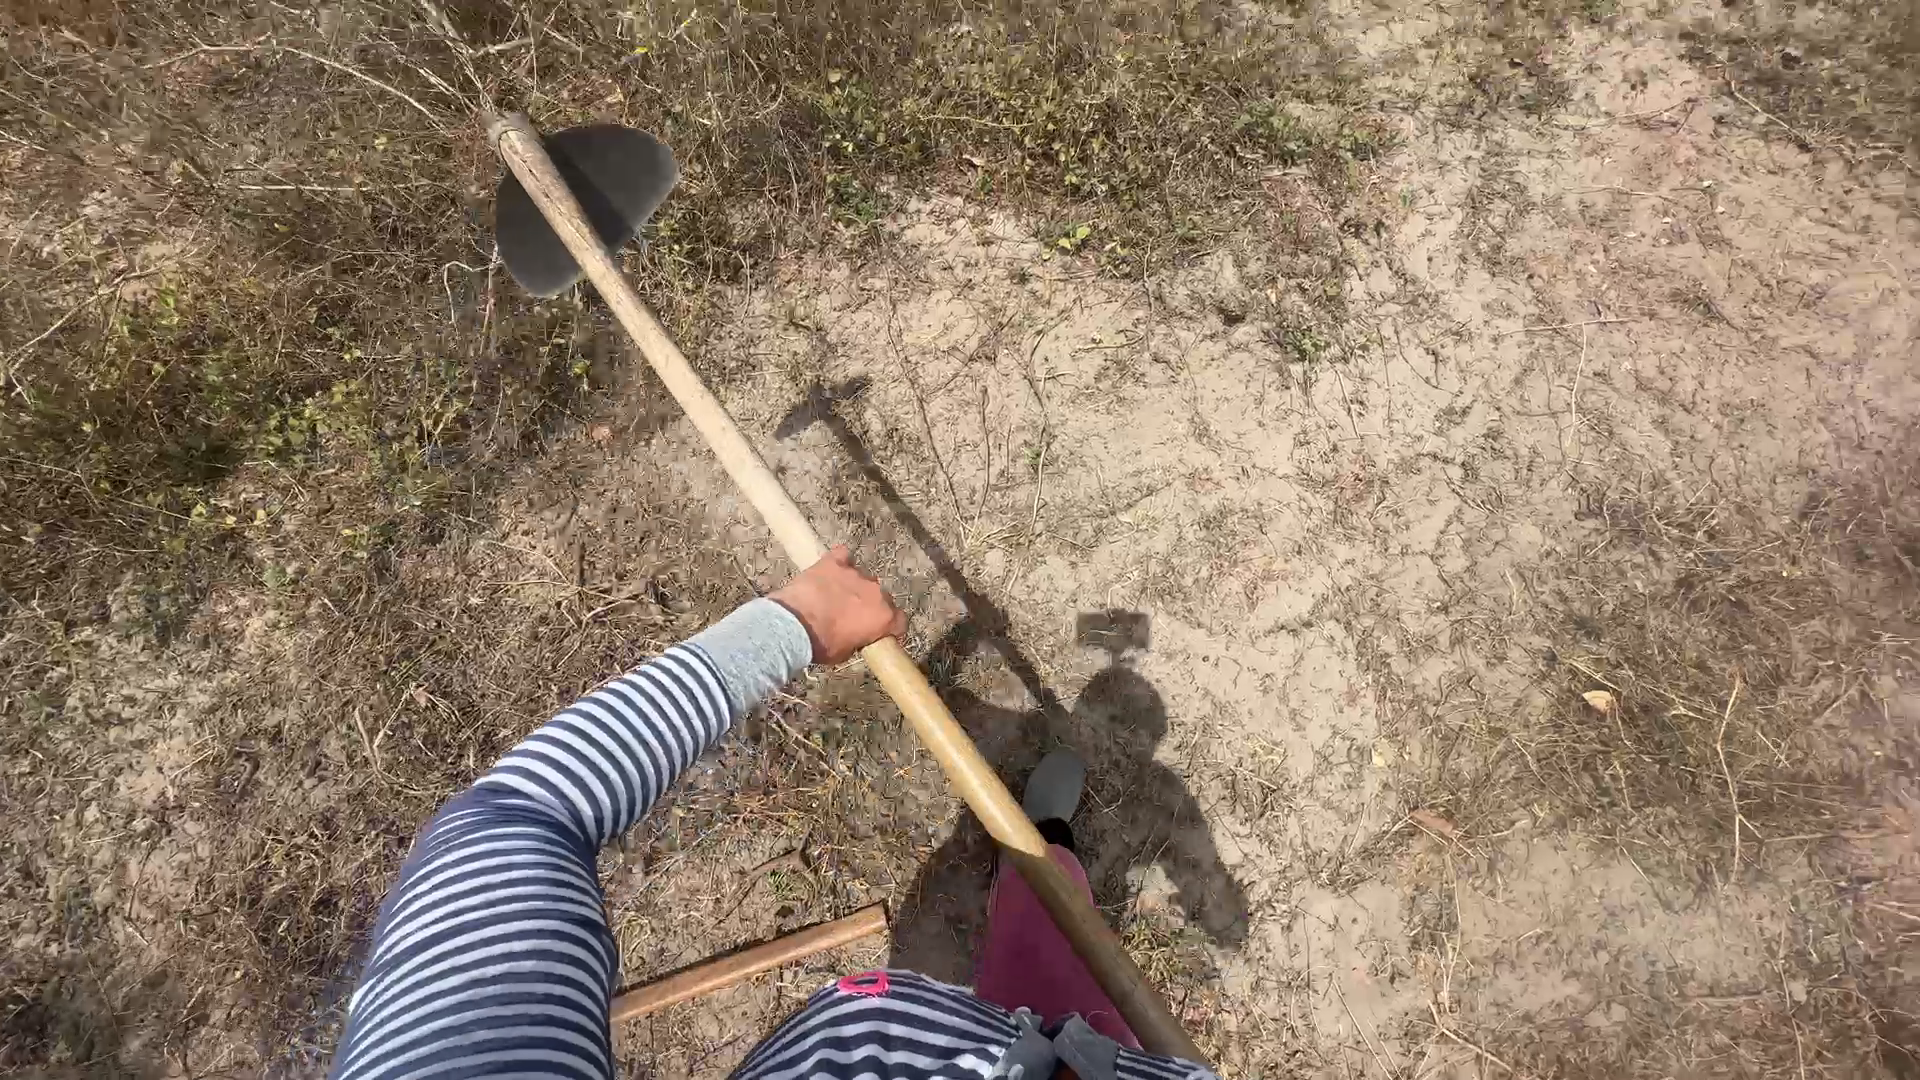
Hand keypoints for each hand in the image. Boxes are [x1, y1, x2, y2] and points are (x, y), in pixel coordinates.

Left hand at [770, 545, 906, 664]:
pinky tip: (832, 571)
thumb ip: (859, 639)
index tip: (879, 633)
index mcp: (884, 617)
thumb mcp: (845, 653)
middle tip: (852, 616)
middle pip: (882, 598)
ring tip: (834, 597)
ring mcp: (856, 574)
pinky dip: (840, 562)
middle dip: (871, 606)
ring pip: (863, 578)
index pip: (899, 621)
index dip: (890, 627)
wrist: (793, 624)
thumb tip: (856, 635)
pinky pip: (843, 556)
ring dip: (854, 587)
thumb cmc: (821, 644)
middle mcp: (876, 592)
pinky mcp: (834, 562)